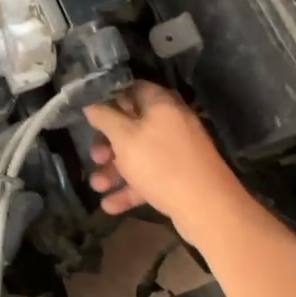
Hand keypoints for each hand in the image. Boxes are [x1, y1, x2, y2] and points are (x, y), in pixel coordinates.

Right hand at [82, 81, 247, 236]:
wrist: (208, 207)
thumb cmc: (161, 163)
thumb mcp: (124, 137)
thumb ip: (104, 116)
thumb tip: (90, 101)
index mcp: (161, 104)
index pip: (131, 88)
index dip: (108, 98)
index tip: (88, 110)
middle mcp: (170, 122)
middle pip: (131, 125)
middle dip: (107, 143)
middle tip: (94, 156)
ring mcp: (175, 151)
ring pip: (137, 155)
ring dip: (114, 170)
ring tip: (97, 186)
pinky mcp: (178, 177)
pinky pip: (148, 177)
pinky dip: (130, 188)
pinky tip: (109, 205)